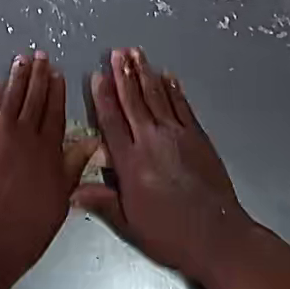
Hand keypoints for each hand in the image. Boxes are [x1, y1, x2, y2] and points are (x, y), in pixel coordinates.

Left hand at [0, 52, 98, 284]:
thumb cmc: (28, 229)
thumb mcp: (60, 200)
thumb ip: (73, 166)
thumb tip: (92, 141)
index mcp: (48, 150)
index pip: (55, 112)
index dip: (57, 91)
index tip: (58, 73)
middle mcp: (25, 136)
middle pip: (34, 99)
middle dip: (39, 75)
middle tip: (40, 56)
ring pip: (10, 99)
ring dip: (17, 77)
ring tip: (21, 60)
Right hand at [76, 48, 255, 282]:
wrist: (217, 236)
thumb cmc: (170, 235)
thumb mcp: (130, 223)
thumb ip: (102, 201)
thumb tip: (72, 191)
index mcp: (130, 163)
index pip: (111, 122)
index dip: (103, 97)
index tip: (97, 76)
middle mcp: (151, 142)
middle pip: (134, 101)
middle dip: (123, 75)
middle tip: (116, 52)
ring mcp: (177, 136)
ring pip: (157, 97)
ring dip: (145, 74)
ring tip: (136, 54)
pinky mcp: (197, 136)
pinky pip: (182, 106)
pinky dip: (173, 89)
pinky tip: (167, 76)